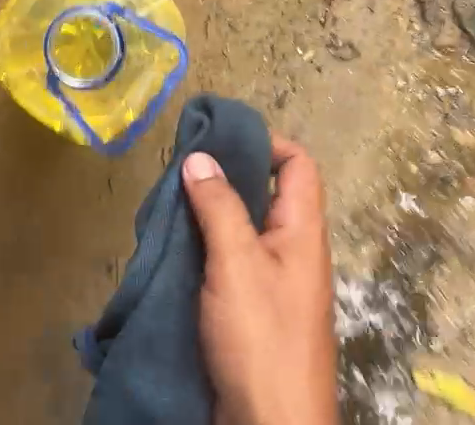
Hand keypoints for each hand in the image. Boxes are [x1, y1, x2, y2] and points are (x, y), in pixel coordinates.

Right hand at [182, 137, 338, 424]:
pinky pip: (231, 264)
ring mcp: (274, 285)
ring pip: (243, 230)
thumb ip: (220, 207)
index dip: (266, 142)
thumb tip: (200, 156)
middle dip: (227, 176)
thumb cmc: (261, 339)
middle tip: (182, 167)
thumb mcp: (237, 264)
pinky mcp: (252, 314)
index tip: (220, 136)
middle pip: (266, 195)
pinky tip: (174, 248)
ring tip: (170, 202)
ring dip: (210, 214)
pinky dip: (205, 249)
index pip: (298, 165)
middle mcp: (294, 252)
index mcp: (303, 233)